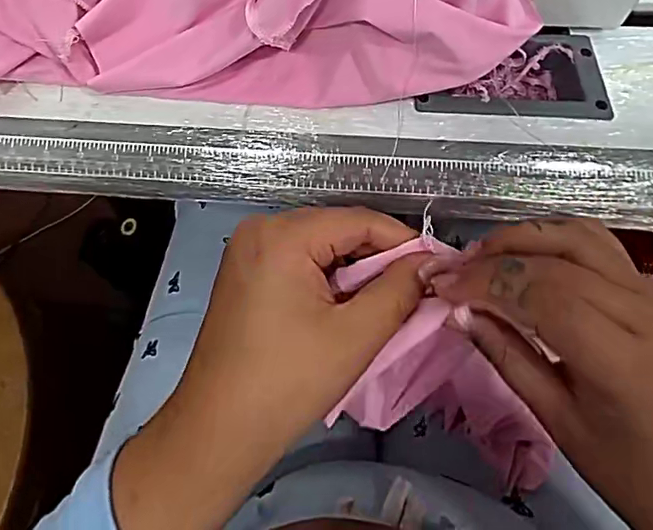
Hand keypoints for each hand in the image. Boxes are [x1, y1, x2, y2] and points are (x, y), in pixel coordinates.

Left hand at [113, 207, 427, 529]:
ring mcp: (249, 247)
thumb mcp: (354, 336)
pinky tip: (347, 306)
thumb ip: (398, 291)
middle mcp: (262, 228)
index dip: (403, 241)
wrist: (216, 432)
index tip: (435, 266)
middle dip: (378, 258)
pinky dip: (327, 278)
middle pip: (338, 228)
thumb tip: (427, 264)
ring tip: (385, 302)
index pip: (359, 220)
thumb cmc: (285, 384)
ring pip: (320, 244)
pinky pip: (299, 258)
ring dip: (354, 270)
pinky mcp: (246, 269)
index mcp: (283, 234)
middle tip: (415, 288)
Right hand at [429, 219, 652, 529]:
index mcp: (625, 366)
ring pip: (579, 236)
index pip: (545, 297)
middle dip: (496, 258)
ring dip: (525, 237)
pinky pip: (599, 243)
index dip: (487, 284)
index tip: (445, 287)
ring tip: (487, 254)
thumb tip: (457, 310)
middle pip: (558, 261)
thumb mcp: (556, 420)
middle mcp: (646, 318)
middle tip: (457, 270)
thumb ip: (505, 355)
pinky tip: (529, 252)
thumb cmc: (624, 468)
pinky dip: (556, 236)